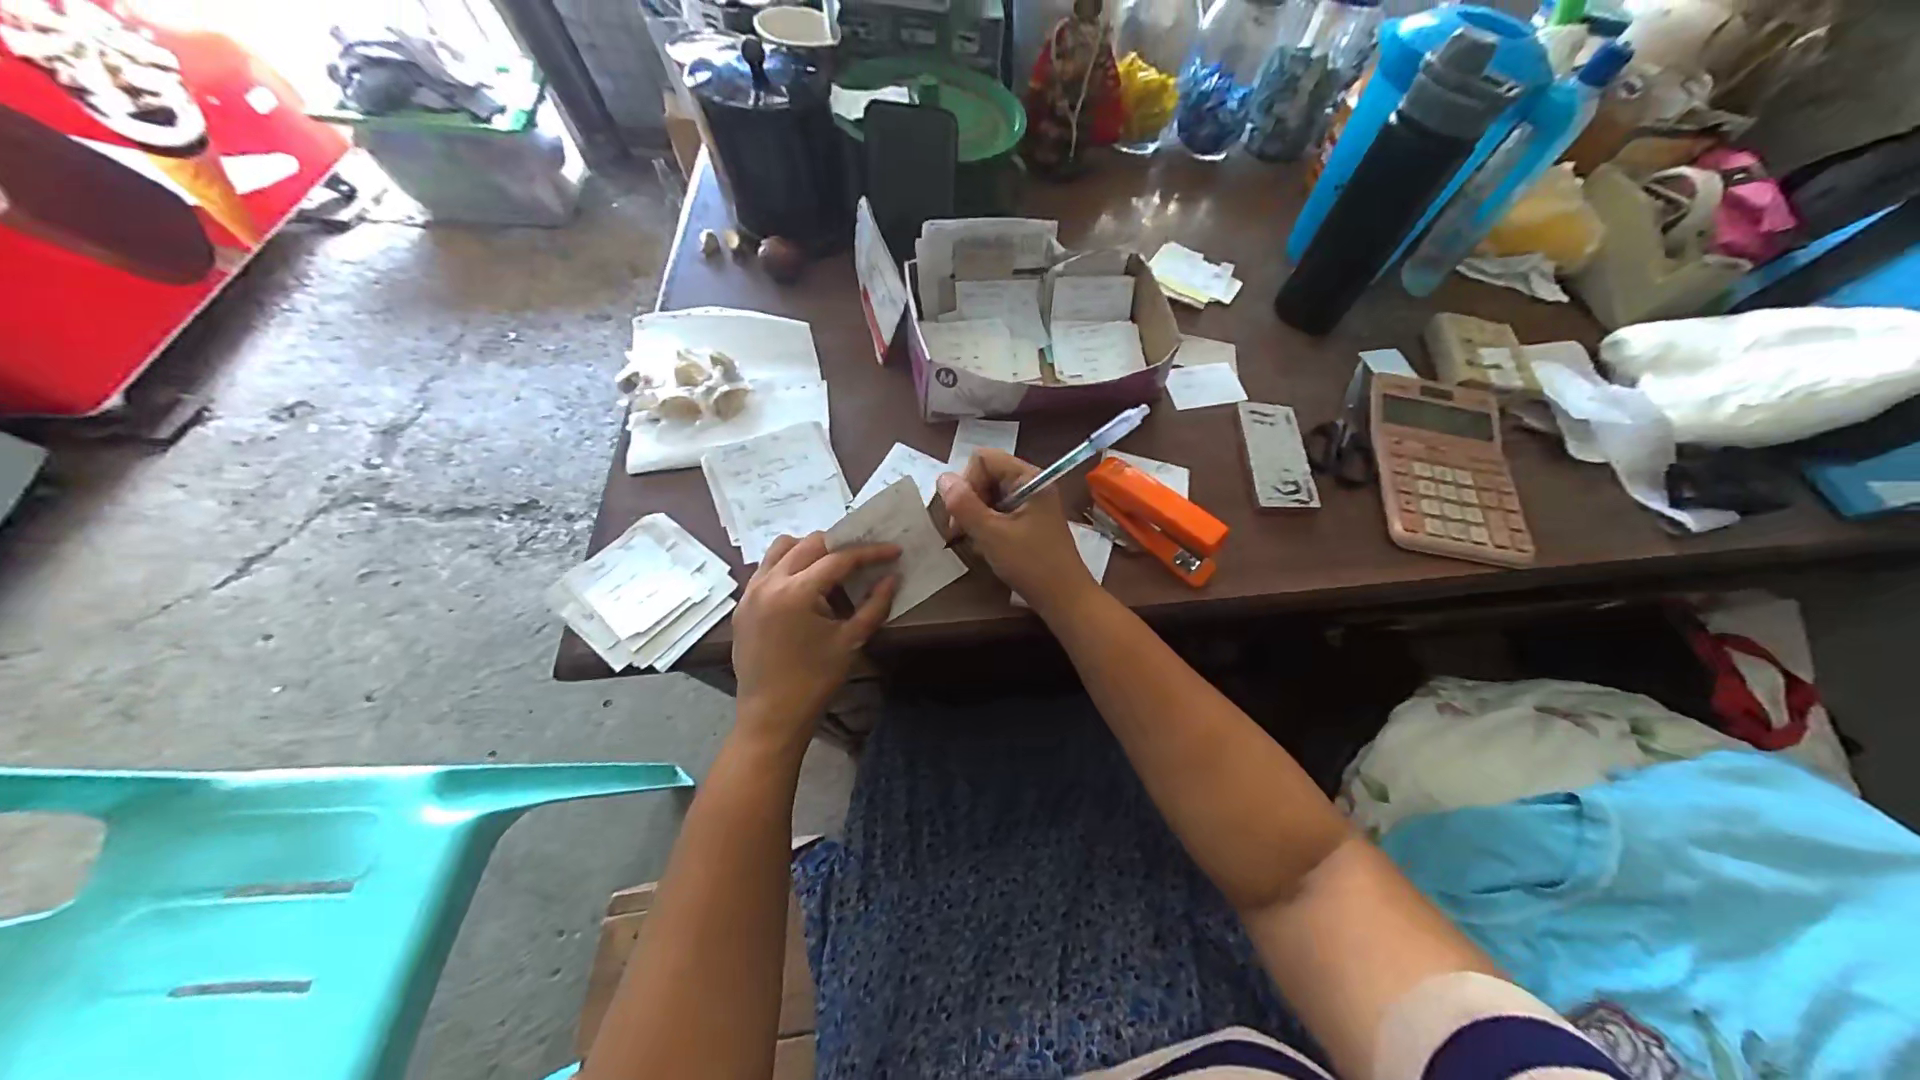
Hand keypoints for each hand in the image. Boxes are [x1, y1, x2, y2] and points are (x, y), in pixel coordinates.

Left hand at [731, 533, 899, 748]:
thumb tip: (892, 578)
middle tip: (863, 559)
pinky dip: (788, 567)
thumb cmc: (815, 680)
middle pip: (809, 544)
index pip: (839, 558)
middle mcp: (769, 583)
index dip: (870, 552)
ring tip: (830, 568)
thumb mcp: (850, 641)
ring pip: (781, 549)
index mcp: (796, 592)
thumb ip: (874, 605)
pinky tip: (805, 587)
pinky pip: (766, 569)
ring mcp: (751, 592)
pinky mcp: (743, 605)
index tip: (893, 550)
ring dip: (809, 550)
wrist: (771, 714)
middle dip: (840, 546)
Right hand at [937, 448, 1095, 615]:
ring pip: (990, 495)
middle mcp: (1032, 484)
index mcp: (1029, 478)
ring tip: (974, 541)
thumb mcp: (991, 534)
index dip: (966, 482)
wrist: (1065, 599)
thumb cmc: (1031, 564)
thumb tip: (942, 478)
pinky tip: (986, 546)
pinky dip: (987, 525)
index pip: (984, 459)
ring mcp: (1032, 503)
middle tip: (959, 531)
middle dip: (968, 500)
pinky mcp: (1030, 520)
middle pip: (986, 475)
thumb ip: (964, 505)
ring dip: (975, 515)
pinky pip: (1000, 511)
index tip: (959, 513)